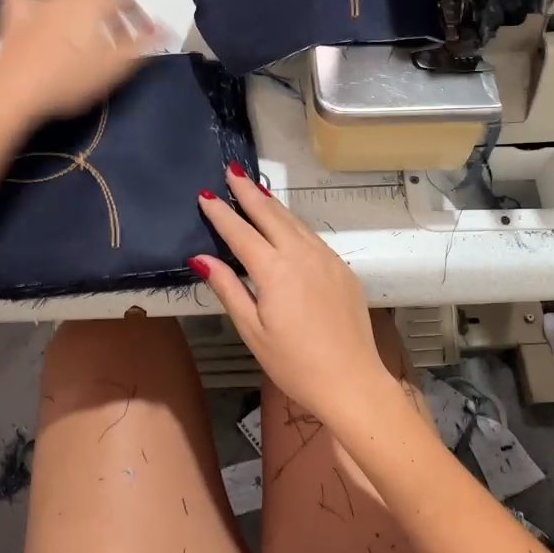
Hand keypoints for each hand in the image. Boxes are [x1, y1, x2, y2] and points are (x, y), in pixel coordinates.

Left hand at [0, 0, 164, 123]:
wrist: (16, 90)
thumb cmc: (71, 78)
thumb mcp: (115, 66)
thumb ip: (142, 45)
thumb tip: (165, 29)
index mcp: (95, 1)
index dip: (138, 15)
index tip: (147, 34)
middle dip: (106, 3)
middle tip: (114, 29)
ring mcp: (37, 0)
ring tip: (78, 20)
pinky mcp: (13, 15)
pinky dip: (32, 3)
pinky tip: (34, 13)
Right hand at [193, 166, 390, 422]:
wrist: (352, 381)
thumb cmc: (294, 364)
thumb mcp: (253, 331)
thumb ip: (228, 289)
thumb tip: (201, 258)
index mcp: (274, 271)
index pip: (241, 233)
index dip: (221, 213)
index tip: (206, 194)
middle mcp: (302, 255)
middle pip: (270, 215)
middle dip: (248, 192)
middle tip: (232, 172)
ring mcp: (327, 259)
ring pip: (295, 222)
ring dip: (272, 204)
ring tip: (255, 189)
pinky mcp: (342, 269)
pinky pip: (312, 237)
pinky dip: (294, 224)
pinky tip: (286, 224)